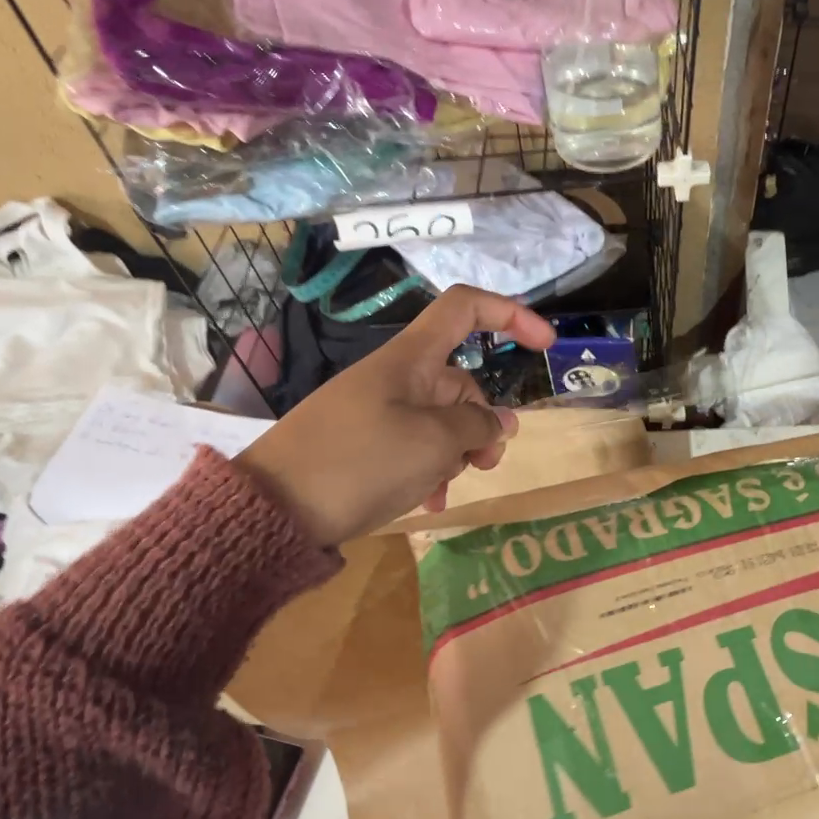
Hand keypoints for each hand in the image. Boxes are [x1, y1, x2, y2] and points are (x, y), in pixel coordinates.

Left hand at [235, 286, 555, 545]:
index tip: (545, 346)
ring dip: (457, 453)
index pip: (464, 309)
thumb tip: (500, 423)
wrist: (273, 509)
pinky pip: (415, 447)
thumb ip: (477, 426)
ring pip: (441, 421)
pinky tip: (429, 502)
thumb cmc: (359, 462)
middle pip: (461, 382)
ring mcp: (379, 412)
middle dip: (483, 421)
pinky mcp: (365, 445)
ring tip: (447, 487)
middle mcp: (397, 378)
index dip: (509, 314)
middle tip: (487, 462)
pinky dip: (430, 471)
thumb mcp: (433, 442)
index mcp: (410, 359)